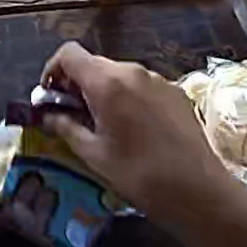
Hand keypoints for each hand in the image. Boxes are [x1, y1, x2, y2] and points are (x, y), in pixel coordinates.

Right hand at [37, 41, 241, 233]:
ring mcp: (157, 79)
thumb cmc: (139, 175)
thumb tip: (46, 115)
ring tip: (103, 126)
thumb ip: (64, 126)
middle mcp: (131, 70)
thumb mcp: (93, 154)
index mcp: (107, 81)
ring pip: (118, 75)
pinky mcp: (175, 92)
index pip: (69, 53)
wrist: (201, 193)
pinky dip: (128, 98)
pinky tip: (134, 130)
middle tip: (72, 116)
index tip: (50, 97)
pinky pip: (141, 86)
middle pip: (93, 64)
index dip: (52, 70)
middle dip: (77, 84)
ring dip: (103, 92)